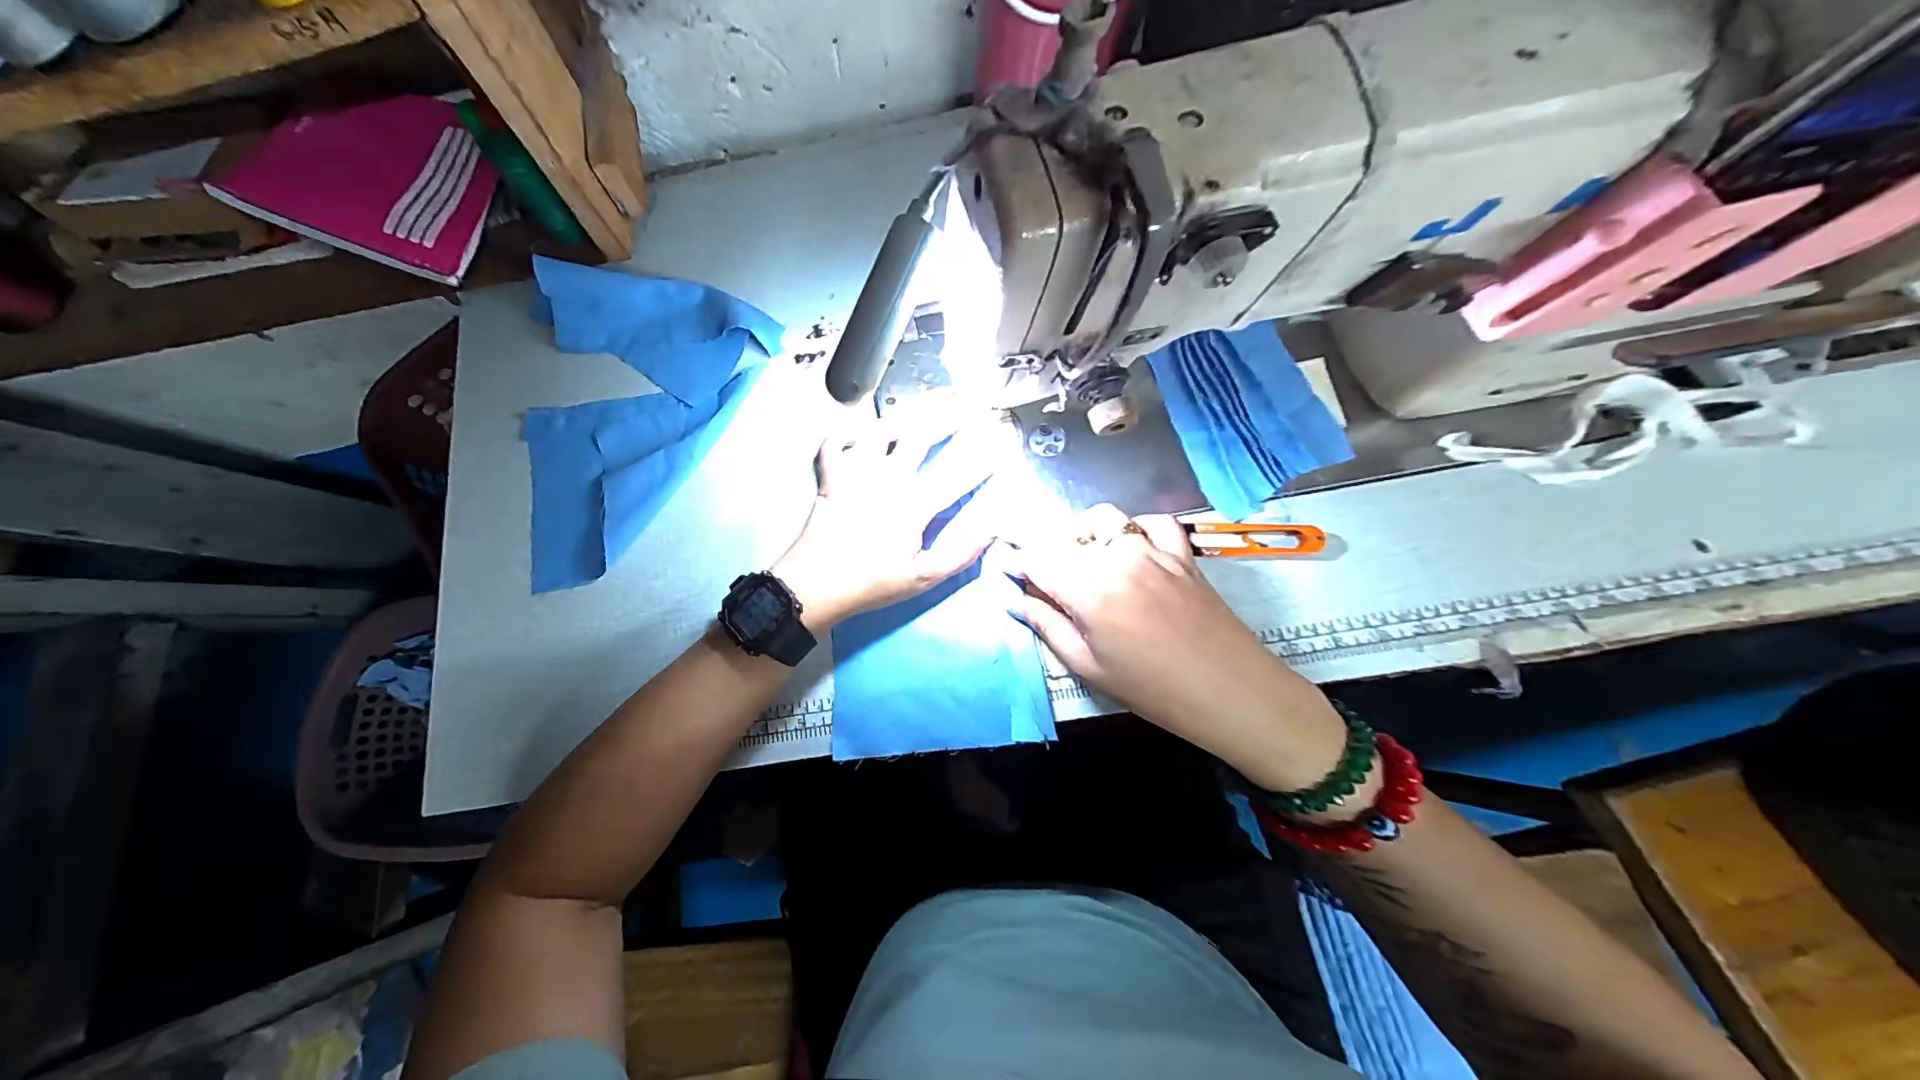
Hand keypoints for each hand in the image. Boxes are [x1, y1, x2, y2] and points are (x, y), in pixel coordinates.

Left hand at [770, 418, 996, 632]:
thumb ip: (959, 554)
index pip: (958, 473)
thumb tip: (990, 530)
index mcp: (914, 504)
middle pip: (920, 434)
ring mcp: (856, 473)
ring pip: (880, 430)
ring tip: (916, 413)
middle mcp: (887, 478)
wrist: (813, 586)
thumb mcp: (922, 579)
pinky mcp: (830, 477)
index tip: (1001, 444)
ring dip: (901, 418)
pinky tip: (858, 435)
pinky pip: (835, 443)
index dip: (983, 457)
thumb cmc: (871, 584)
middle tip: (965, 407)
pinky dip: (846, 434)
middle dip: (948, 416)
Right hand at [1004, 504, 1347, 792]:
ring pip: (1104, 518)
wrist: (1233, 691)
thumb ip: (1049, 626)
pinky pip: (1151, 521)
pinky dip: (1133, 527)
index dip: (1013, 558)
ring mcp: (1153, 550)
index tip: (1003, 566)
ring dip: (1082, 532)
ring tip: (1080, 559)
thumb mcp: (1090, 667)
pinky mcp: (1181, 553)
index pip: (1036, 557)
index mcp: (1089, 590)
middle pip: (1065, 533)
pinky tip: (1129, 547)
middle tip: (1040, 574)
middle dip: (1043, 547)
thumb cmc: (1154, 690)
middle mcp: (1118, 558)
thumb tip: (1018, 598)